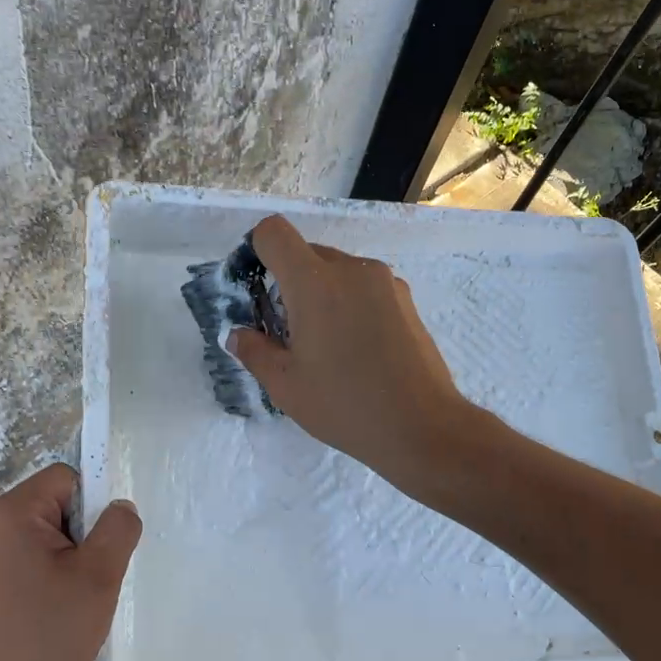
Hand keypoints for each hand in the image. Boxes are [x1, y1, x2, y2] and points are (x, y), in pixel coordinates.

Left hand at [0, 463, 141, 660]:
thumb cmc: (50, 637)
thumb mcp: (99, 578)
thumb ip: (118, 528)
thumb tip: (118, 507)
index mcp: (5, 514)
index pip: (62, 479)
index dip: (89, 509)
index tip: (92, 555)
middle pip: (43, 505)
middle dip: (70, 536)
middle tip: (78, 585)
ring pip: (27, 535)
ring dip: (51, 558)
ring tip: (57, 604)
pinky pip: (7, 559)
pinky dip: (29, 575)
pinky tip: (36, 614)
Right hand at [229, 215, 491, 476]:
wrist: (422, 427)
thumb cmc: (345, 405)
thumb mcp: (285, 385)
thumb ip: (254, 351)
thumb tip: (238, 334)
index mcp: (314, 283)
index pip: (274, 233)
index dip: (256, 252)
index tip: (256, 290)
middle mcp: (351, 269)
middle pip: (305, 253)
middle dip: (288, 283)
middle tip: (288, 333)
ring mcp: (384, 281)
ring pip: (336, 272)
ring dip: (321, 295)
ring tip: (326, 346)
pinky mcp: (406, 299)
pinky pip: (363, 287)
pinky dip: (349, 305)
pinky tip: (356, 351)